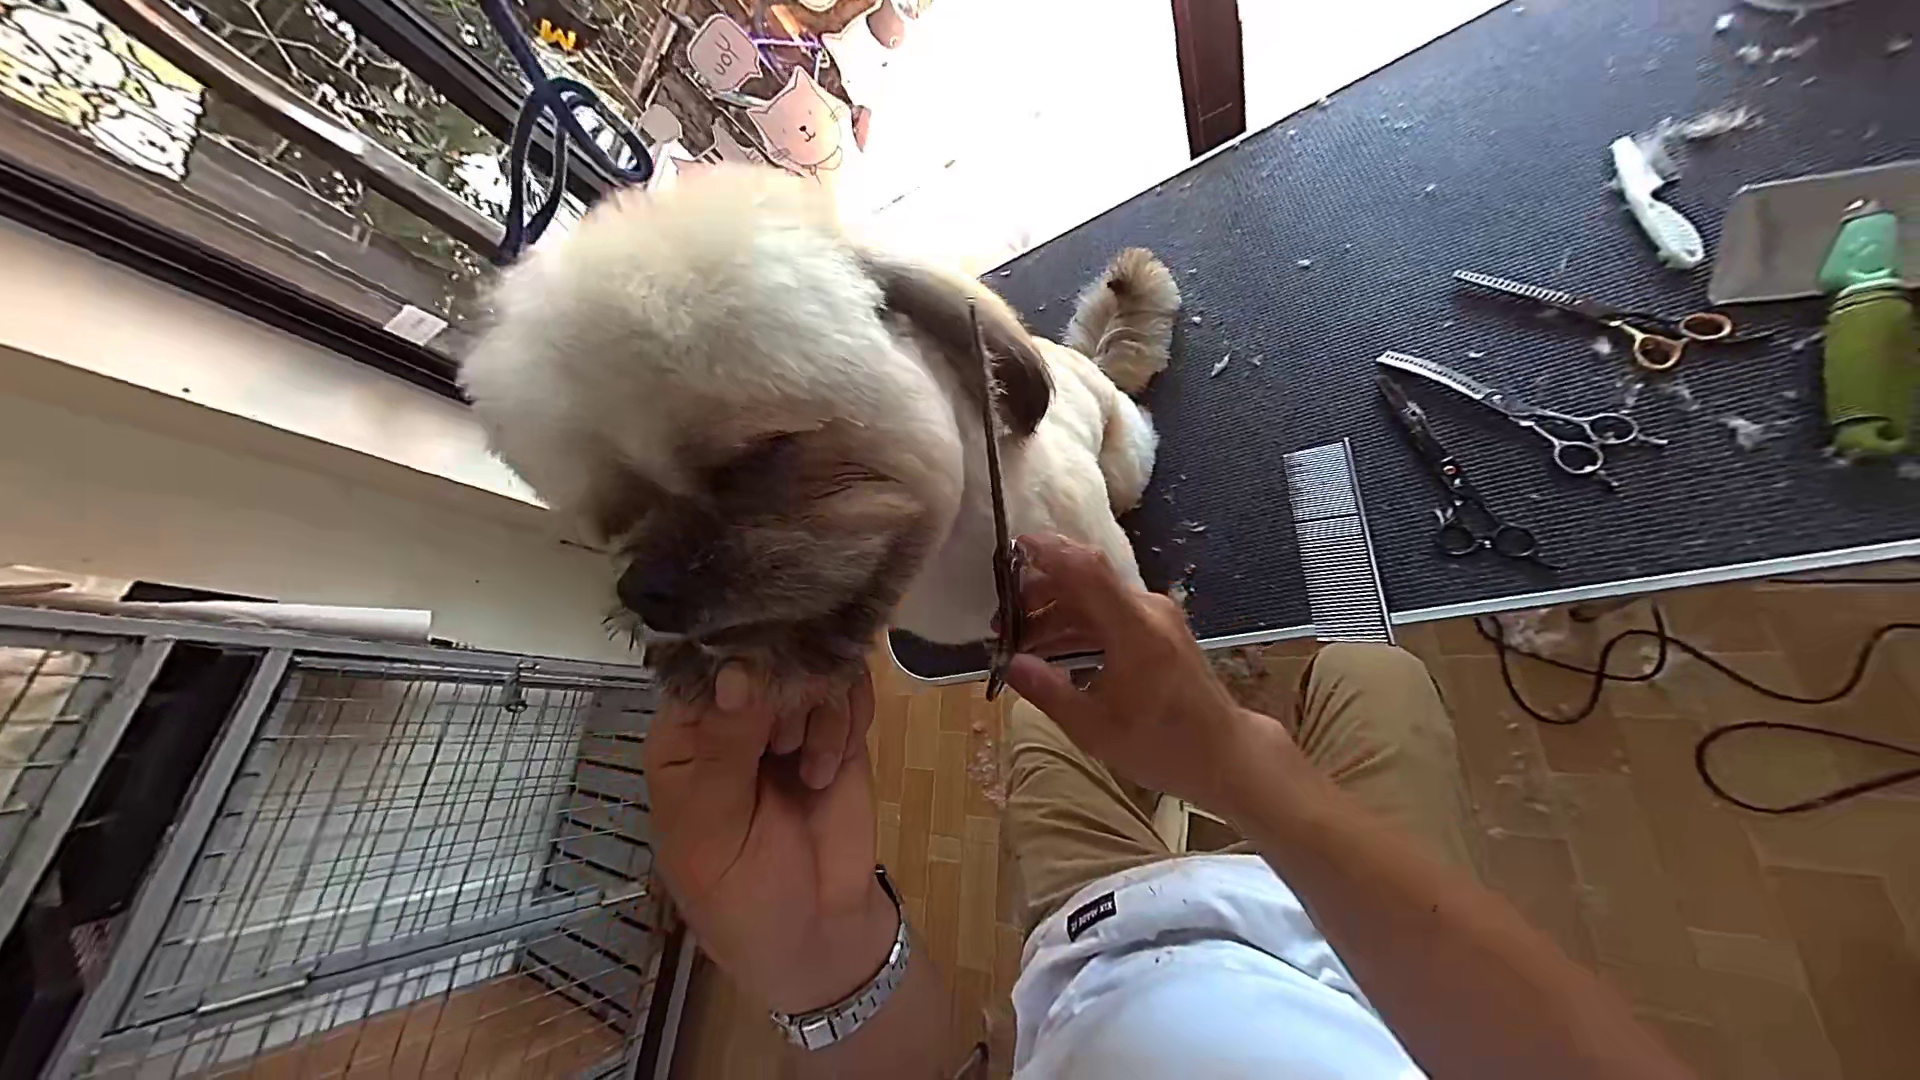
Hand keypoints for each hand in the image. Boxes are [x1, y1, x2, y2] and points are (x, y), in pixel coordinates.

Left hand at [645, 664, 896, 1013]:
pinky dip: (850, 718)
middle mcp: (738, 714)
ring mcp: (793, 718)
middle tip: (784, 749)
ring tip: (813, 772)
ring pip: (815, 665)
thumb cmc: (741, 893)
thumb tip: (736, 668)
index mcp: (687, 734)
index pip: (704, 666)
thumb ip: (725, 747)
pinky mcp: (839, 726)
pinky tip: (836, 763)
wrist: (821, 931)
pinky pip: (853, 686)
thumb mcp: (713, 830)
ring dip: (821, 714)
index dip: (736, 664)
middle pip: (767, 654)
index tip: (761, 690)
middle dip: (785, 696)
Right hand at [1005, 533, 1306, 819]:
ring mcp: (1154, 616)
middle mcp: (1147, 611)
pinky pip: (1106, 612)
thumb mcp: (1095, 729)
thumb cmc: (1162, 746)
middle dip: (1038, 592)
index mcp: (1135, 630)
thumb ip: (1048, 691)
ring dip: (1053, 611)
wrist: (1224, 754)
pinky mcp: (1155, 627)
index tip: (1012, 548)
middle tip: (1002, 621)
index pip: (1088, 569)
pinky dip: (1075, 623)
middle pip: (1084, 579)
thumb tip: (1009, 663)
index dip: (1049, 552)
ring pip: (1092, 597)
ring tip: (1019, 638)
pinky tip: (1049, 646)